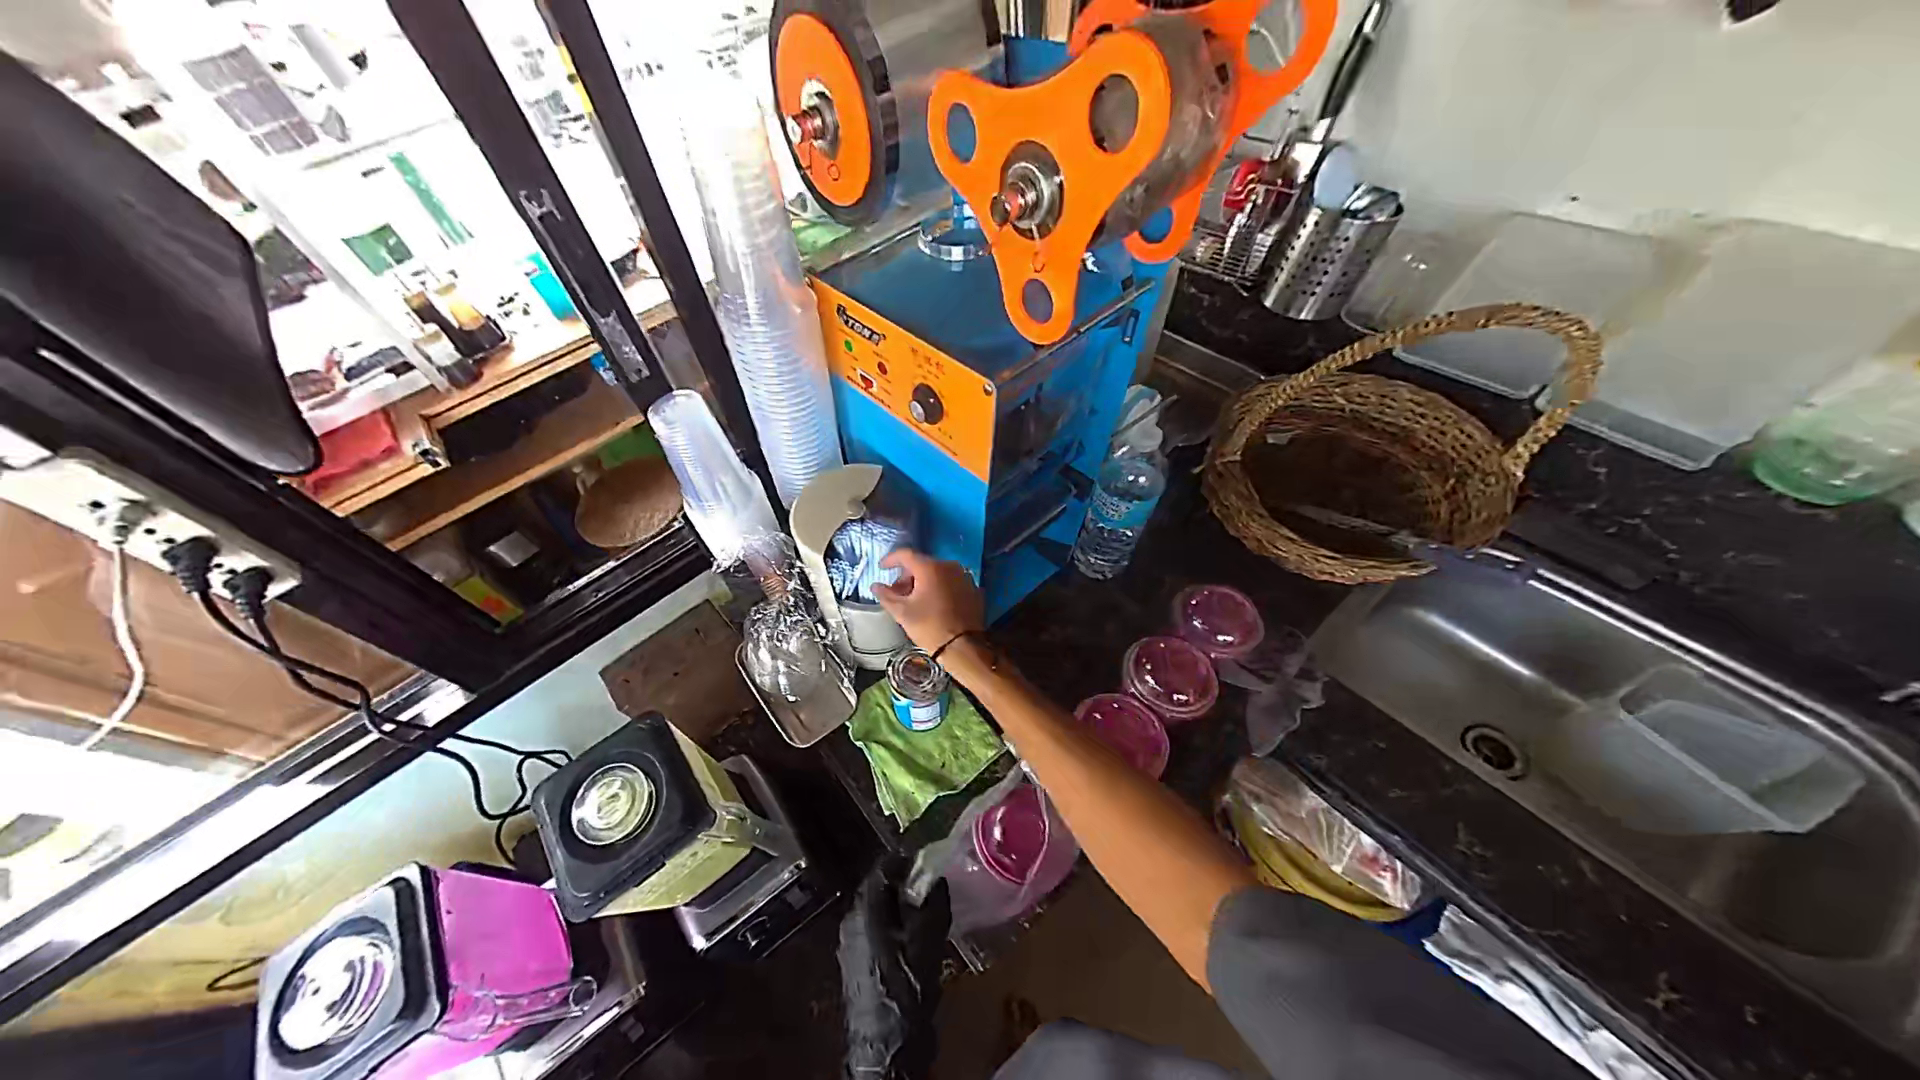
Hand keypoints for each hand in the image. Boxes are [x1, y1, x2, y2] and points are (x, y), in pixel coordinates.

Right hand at [873, 549, 983, 652]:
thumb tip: (876, 586)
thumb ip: (886, 595)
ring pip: (937, 573)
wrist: (963, 647)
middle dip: (907, 575)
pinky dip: (939, 588)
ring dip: (923, 582)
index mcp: (931, 568)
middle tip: (897, 592)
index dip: (891, 559)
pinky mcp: (973, 589)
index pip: (906, 554)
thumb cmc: (930, 627)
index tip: (882, 568)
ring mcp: (964, 577)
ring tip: (914, 600)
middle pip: (922, 564)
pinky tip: (933, 603)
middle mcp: (950, 566)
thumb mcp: (902, 612)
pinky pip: (951, 582)